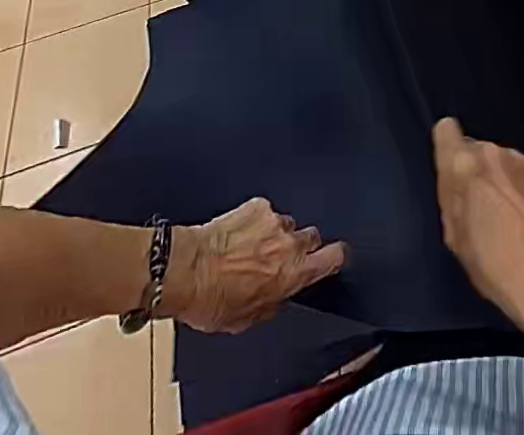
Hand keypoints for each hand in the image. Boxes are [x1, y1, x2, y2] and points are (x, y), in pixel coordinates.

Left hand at [161, 198, 347, 332]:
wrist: (187, 270)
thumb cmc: (212, 298)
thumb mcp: (248, 319)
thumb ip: (273, 303)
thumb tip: (276, 297)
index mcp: (294, 274)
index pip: (335, 256)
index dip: (336, 256)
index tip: (332, 257)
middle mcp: (289, 244)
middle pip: (312, 236)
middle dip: (300, 247)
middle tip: (279, 257)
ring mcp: (272, 221)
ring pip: (287, 223)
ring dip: (275, 233)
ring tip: (252, 245)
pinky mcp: (255, 205)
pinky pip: (264, 211)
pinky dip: (256, 219)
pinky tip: (240, 231)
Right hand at [432, 117, 523, 318]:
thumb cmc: (489, 261)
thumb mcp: (452, 231)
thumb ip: (448, 193)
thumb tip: (452, 177)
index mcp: (460, 164)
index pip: (445, 129)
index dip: (445, 146)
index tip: (449, 167)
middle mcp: (488, 152)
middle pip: (471, 148)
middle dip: (471, 169)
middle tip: (476, 203)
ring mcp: (516, 158)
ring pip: (495, 159)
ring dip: (495, 176)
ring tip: (502, 212)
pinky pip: (515, 169)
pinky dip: (515, 183)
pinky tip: (520, 212)